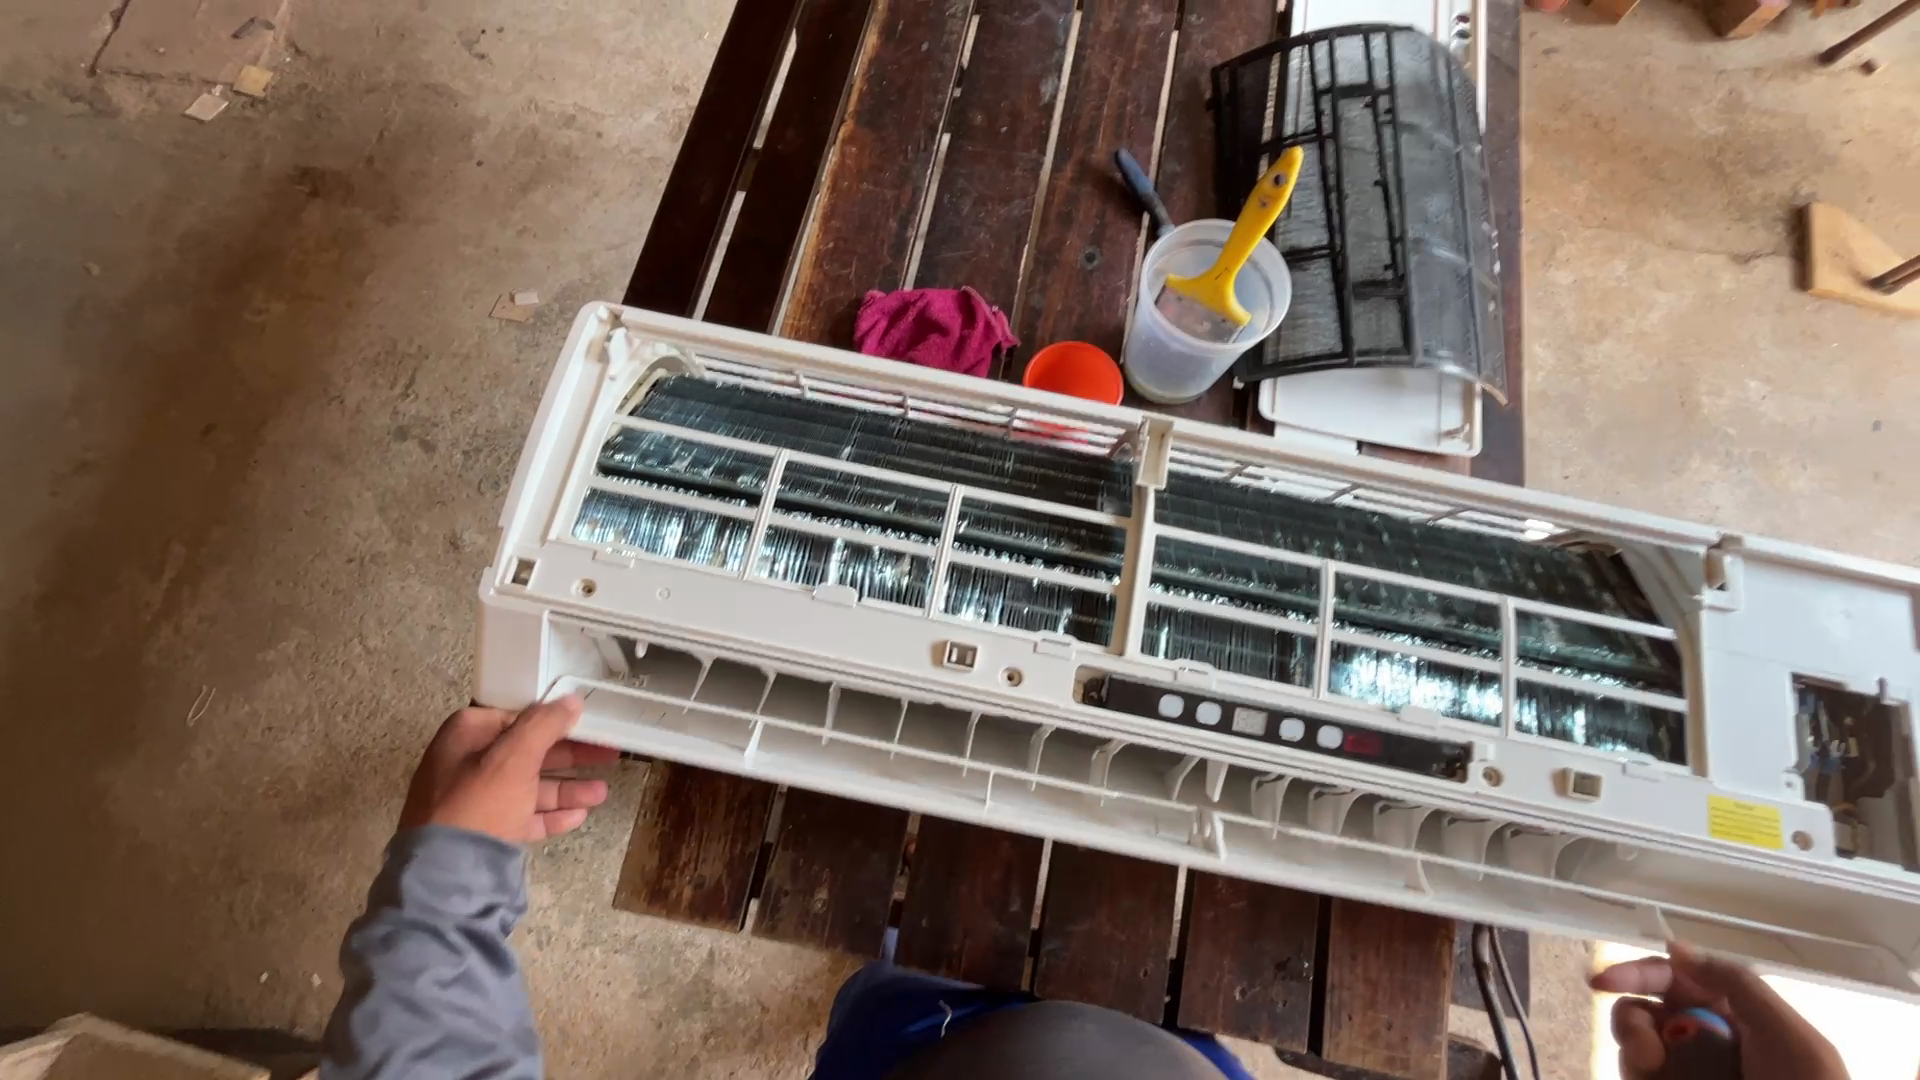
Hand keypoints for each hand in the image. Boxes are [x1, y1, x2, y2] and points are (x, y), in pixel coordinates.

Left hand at [398, 696, 620, 842]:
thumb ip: (545, 724)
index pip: (517, 717)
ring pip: (532, 786)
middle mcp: (468, 764)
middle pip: (531, 752)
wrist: (446, 877)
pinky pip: (526, 815)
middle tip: (608, 754)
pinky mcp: (487, 830)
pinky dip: (552, 814)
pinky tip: (579, 815)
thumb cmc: (478, 804)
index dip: (554, 719)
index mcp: (467, 736)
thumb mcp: (513, 757)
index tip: (587, 722)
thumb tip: (571, 701)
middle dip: (572, 757)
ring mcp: (477, 800)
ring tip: (601, 794)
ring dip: (568, 788)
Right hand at [1590, 943, 1848, 1079]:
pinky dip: (1636, 1071)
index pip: (1671, 976)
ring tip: (1652, 1068)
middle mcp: (1701, 1035)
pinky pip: (1632, 1070)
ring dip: (1634, 1048)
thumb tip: (1673, 947)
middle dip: (1629, 1018)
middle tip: (1639, 1047)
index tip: (1605, 981)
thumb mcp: (1794, 1041)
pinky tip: (1650, 1078)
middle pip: (1640, 1004)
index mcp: (1730, 1015)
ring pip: (1631, 1038)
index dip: (1637, 973)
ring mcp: (1683, 1066)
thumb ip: (1738, 983)